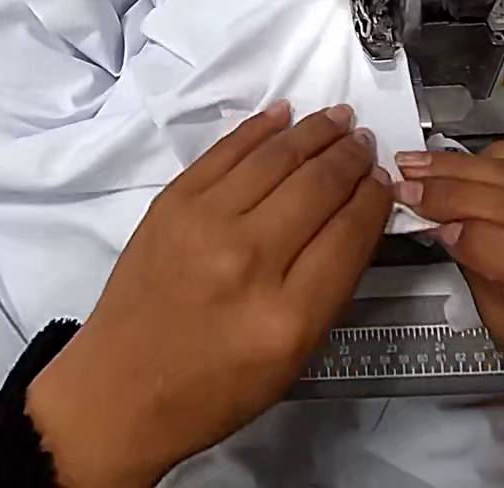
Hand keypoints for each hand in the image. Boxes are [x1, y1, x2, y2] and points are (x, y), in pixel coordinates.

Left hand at [27, 103, 393, 486]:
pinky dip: (261, 126)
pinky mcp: (173, 200)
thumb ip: (331, 283)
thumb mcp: (291, 357)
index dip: (374, 198)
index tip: (383, 180)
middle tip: (363, 143)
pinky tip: (285, 114)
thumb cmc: (213, 384)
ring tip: (338, 119)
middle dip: (350, 158)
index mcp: (287, 316)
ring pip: (277, 156)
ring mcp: (205, 222)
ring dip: (315, 131)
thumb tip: (357, 214)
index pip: (350, 233)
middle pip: (318, 186)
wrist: (120, 389)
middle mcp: (248, 260)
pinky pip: (228, 148)